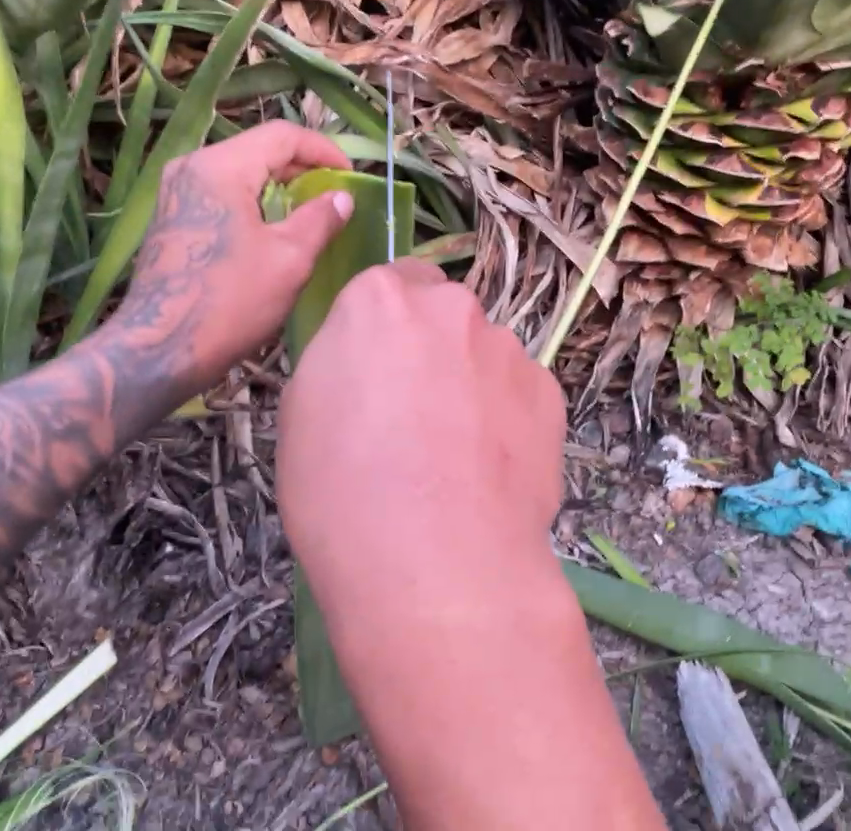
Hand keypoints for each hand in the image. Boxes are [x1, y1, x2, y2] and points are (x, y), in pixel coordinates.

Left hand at [116, 122, 351, 397]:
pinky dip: (253, 203)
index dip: (324, 150)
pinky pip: (221, 195)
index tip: (351, 175)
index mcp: (220, 167)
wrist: (159, 351)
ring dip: (278, 188)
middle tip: (336, 195)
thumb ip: (320, 219)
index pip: (282, 136)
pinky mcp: (171, 219)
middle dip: (302, 169)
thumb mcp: (290, 259)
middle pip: (258, 150)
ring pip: (239, 173)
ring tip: (311, 213)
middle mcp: (191, 168)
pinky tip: (274, 230)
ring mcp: (175, 194)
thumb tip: (342, 197)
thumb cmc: (230, 302)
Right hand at [277, 258, 564, 620]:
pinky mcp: (549, 393)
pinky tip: (491, 470)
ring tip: (457, 455)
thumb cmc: (340, 493)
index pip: (388, 285)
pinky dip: (507, 417)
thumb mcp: (302, 416)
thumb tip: (367, 365)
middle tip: (415, 414)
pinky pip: (519, 391)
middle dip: (431, 348)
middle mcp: (450, 309)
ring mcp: (507, 349)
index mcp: (379, 301)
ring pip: (484, 354)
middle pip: (441, 314)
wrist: (436, 565)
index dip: (383, 330)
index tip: (377, 370)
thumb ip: (340, 364)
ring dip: (471, 383)